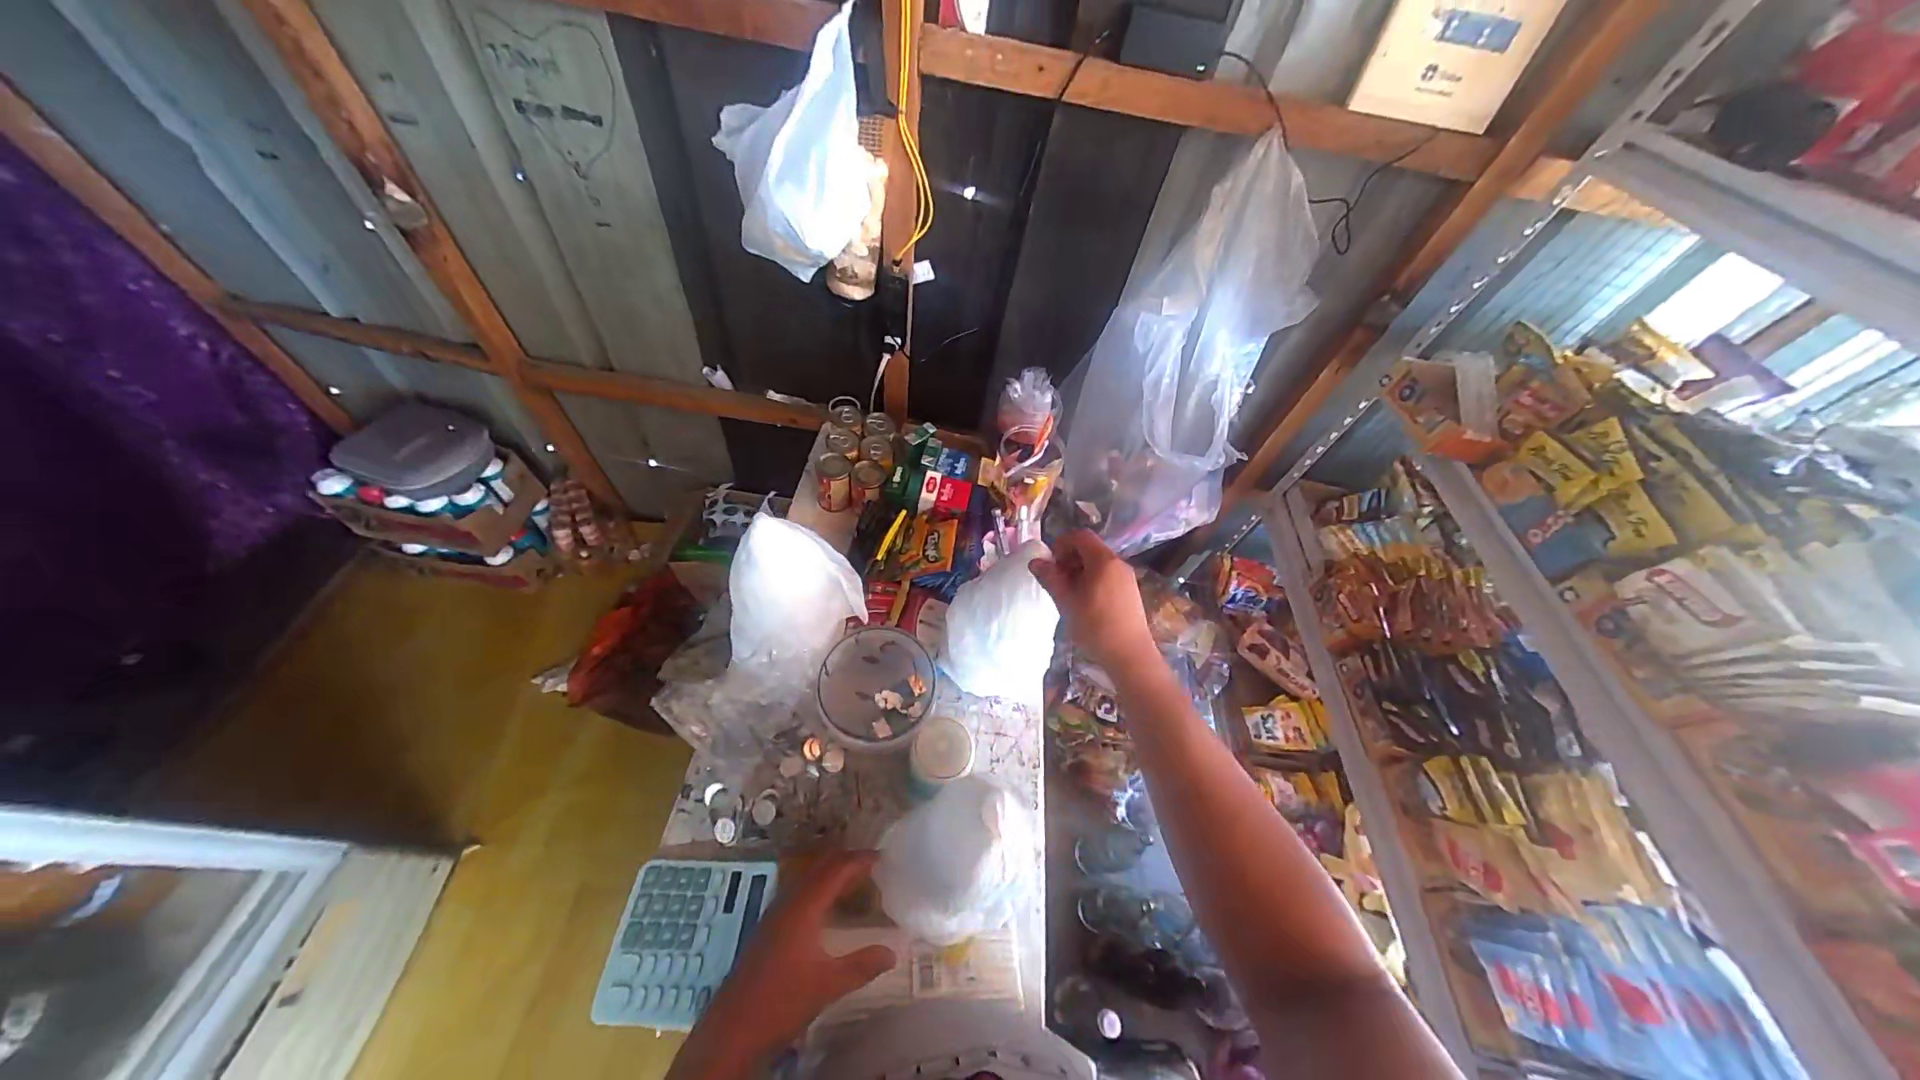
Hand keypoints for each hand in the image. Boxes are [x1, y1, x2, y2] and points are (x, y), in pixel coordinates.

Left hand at [670, 852, 895, 1079]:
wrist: (733, 1028)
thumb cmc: (781, 1002)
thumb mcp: (828, 985)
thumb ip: (862, 966)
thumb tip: (892, 951)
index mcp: (803, 907)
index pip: (835, 871)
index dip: (858, 860)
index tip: (882, 856)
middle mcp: (787, 903)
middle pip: (819, 868)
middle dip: (845, 861)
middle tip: (872, 863)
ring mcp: (774, 915)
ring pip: (806, 880)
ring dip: (830, 874)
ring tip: (854, 879)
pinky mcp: (768, 929)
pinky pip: (799, 894)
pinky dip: (818, 889)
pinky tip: (826, 907)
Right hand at [1030, 529, 1156, 673]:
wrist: (1130, 655)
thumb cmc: (1095, 626)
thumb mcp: (1066, 602)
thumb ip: (1050, 578)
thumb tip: (1035, 561)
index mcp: (1103, 561)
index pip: (1080, 536)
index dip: (1061, 544)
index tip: (1051, 565)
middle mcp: (1118, 563)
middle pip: (1090, 548)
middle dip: (1069, 559)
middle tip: (1057, 581)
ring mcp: (1127, 578)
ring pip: (1099, 563)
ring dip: (1080, 571)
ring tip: (1069, 595)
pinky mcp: (1130, 592)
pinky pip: (1108, 576)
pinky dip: (1093, 580)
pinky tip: (1085, 603)